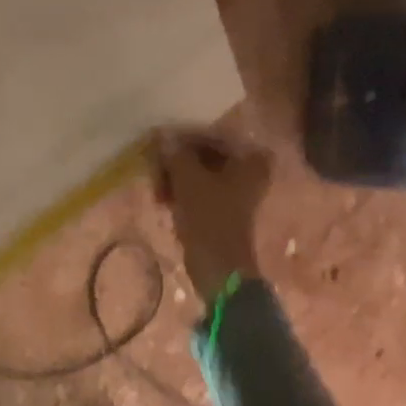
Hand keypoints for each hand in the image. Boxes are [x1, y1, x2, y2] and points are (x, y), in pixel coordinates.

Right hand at [151, 128, 270, 301]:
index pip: (211, 134)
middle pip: (205, 154)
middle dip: (177, 162)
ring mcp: (237, 191)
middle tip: (154, 171)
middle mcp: (249, 169)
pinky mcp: (223, 210)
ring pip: (199, 173)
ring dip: (176, 179)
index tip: (157, 144)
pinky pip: (199, 192)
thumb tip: (161, 136)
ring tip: (157, 192)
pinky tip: (164, 202)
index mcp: (251, 156)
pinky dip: (182, 194)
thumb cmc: (210, 221)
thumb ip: (175, 154)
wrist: (219, 271)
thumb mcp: (189, 181)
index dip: (182, 138)